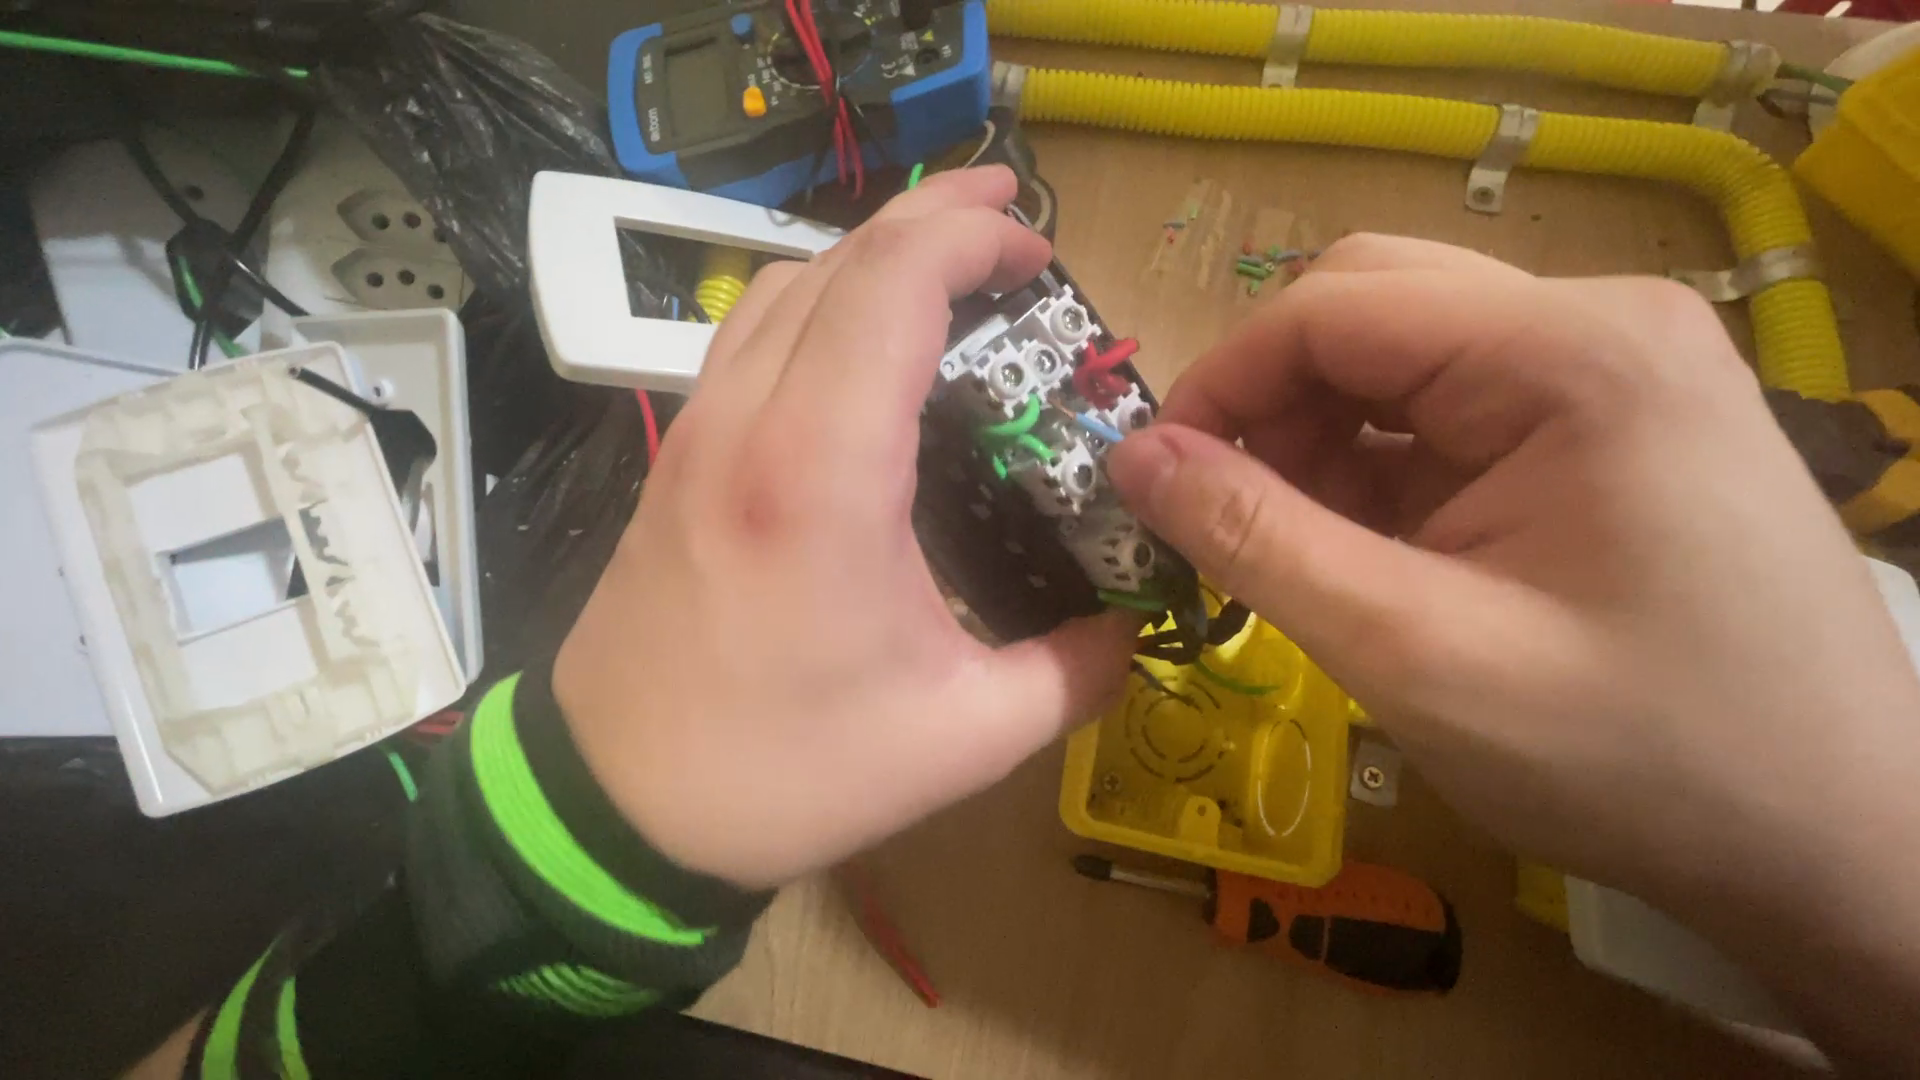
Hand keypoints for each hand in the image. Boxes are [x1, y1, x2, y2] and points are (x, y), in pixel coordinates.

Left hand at [553, 167, 1135, 889]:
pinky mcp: (679, 456)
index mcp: (823, 471)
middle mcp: (748, 421)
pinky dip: (818, 303)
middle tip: (1014, 229)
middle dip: (934, 219)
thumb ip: (1070, 674)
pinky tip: (862, 343)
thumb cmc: (787, 771)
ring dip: (871, 255)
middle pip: (838, 260)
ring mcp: (698, 430)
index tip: (1038, 249)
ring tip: (948, 270)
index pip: (892, 284)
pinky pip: (751, 336)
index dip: (970, 236)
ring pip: (784, 286)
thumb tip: (1129, 629)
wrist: (618, 806)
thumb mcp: (960, 738)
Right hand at [1105, 235, 1919, 1064]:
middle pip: (1359, 310)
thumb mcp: (1409, 650)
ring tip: (1288, 544)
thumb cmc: (1632, 754)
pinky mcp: (1582, 429)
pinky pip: (1426, 415)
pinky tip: (1355, 547)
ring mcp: (1593, 376)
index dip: (1219, 383)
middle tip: (1220, 507)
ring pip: (1384, 361)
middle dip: (1264, 402)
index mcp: (1567, 355)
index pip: (1331, 308)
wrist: (1834, 844)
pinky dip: (1358, 470)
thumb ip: (1256, 539)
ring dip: (1306, 440)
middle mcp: (1588, 329)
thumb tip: (1132, 458)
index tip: (1153, 478)